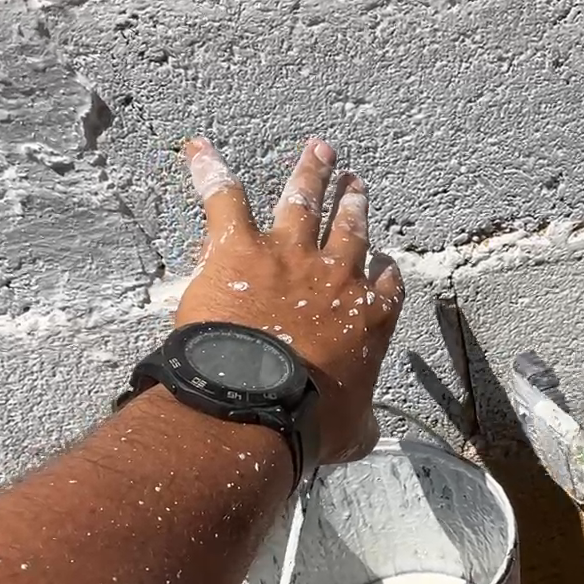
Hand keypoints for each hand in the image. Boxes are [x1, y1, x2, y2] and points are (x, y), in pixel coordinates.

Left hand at [176, 137, 403, 464]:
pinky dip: (209, 172)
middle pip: (352, 231)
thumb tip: (365, 436)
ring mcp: (292, 256)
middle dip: (355, 205)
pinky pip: (225, 199)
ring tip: (319, 150)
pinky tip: (197, 148)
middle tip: (356, 184)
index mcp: (369, 317)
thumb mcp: (351, 430)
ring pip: (305, 202)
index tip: (382, 259)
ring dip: (312, 173)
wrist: (262, 401)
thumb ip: (361, 424)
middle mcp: (338, 276)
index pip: (386, 282)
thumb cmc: (311, 419)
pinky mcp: (242, 248)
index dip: (384, 268)